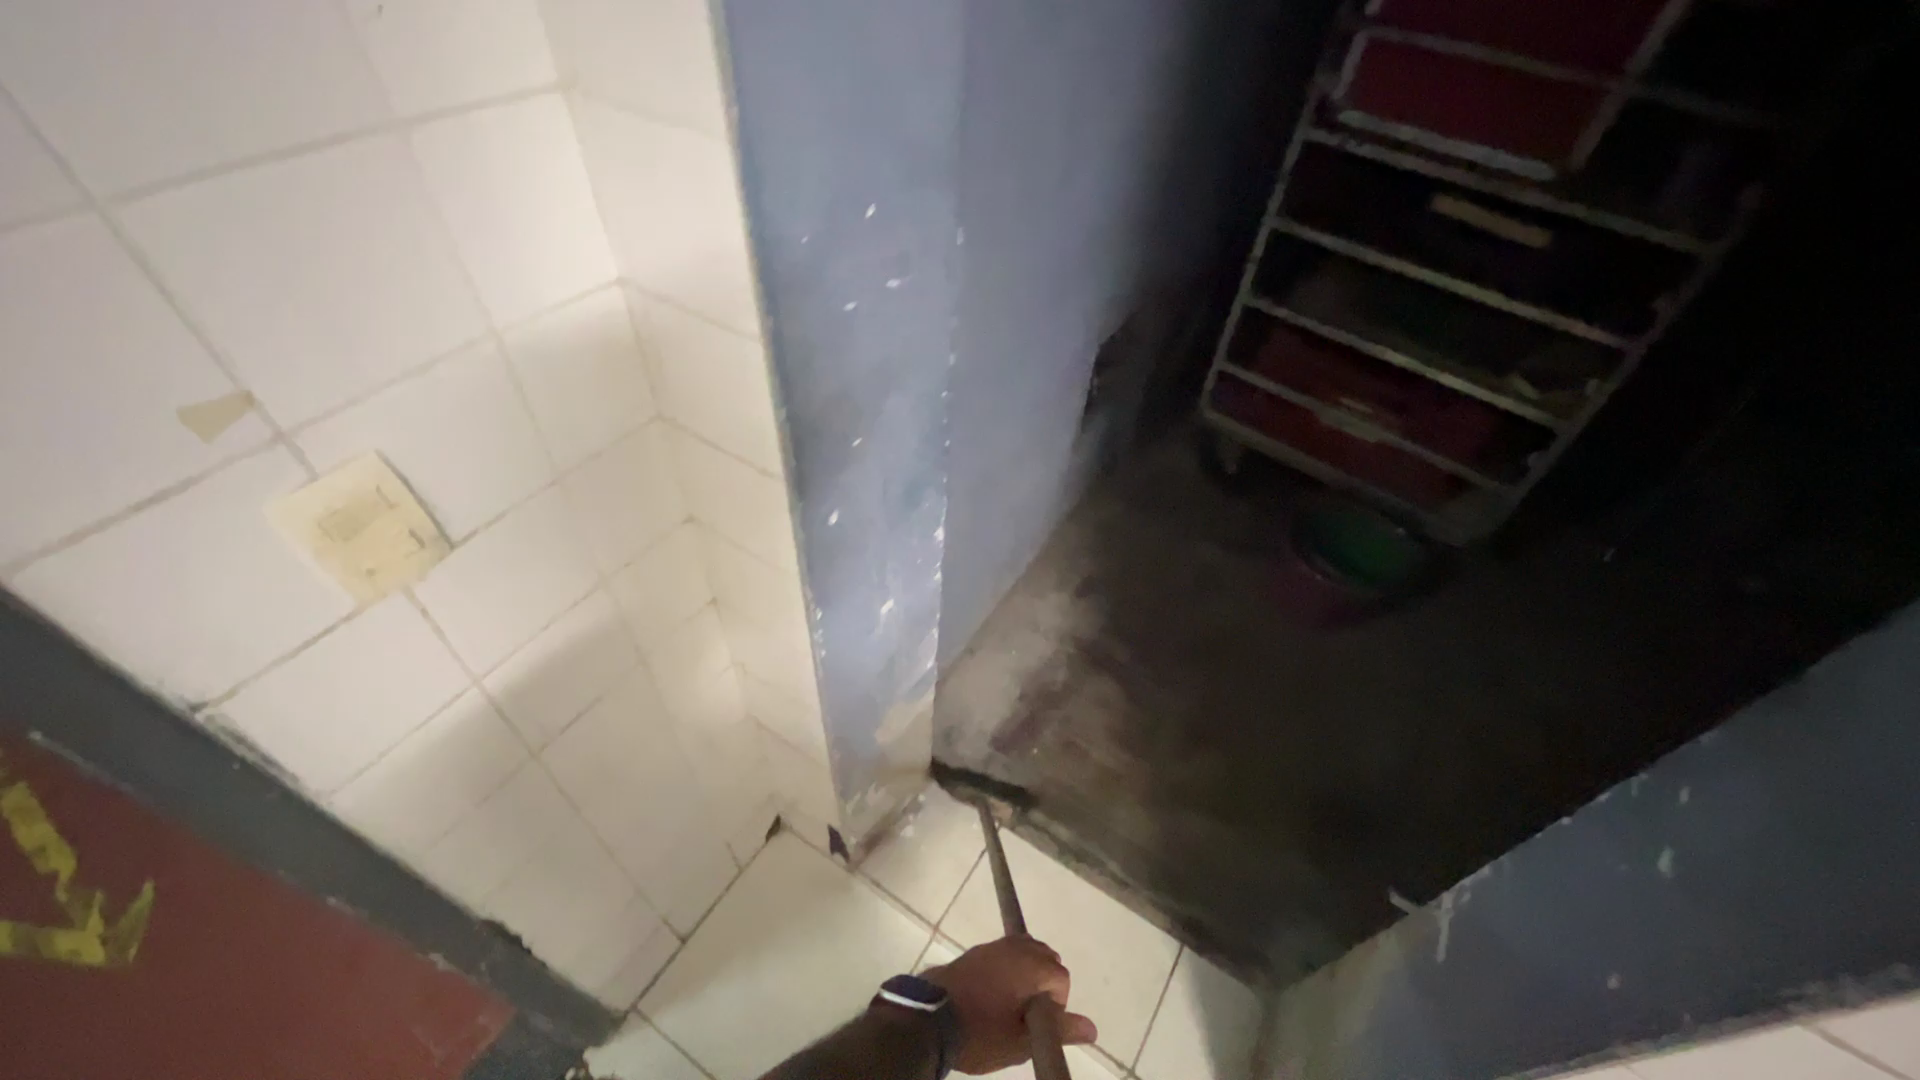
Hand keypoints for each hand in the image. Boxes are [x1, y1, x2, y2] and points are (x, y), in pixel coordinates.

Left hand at [922, 935, 1098, 1073]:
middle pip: (1045, 956)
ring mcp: (993, 946)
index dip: (1056, 1004)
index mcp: (1031, 965)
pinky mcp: (975, 951)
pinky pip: (1004, 953)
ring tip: (1012, 1006)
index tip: (1038, 1024)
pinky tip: (994, 995)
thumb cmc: (980, 1032)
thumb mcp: (1021, 1041)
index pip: (1061, 977)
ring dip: (1027, 973)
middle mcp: (1015, 947)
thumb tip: (1092, 1028)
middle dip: (1044, 983)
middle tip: (1028, 1015)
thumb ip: (1058, 1031)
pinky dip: (1008, 969)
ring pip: (1025, 951)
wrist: (928, 1018)